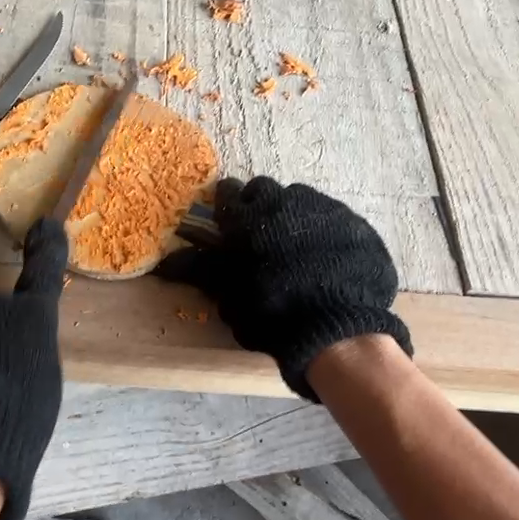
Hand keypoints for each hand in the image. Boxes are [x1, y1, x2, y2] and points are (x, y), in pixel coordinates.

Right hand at [156, 176, 411, 400]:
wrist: (339, 329)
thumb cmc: (272, 312)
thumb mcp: (228, 294)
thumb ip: (198, 271)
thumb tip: (163, 263)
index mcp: (247, 216)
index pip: (227, 193)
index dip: (225, 207)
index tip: (228, 224)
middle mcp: (283, 200)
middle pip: (264, 190)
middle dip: (258, 206)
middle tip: (260, 237)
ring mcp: (323, 208)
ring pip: (299, 199)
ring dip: (291, 216)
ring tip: (295, 249)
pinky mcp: (355, 222)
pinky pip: (331, 217)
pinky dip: (323, 231)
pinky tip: (326, 257)